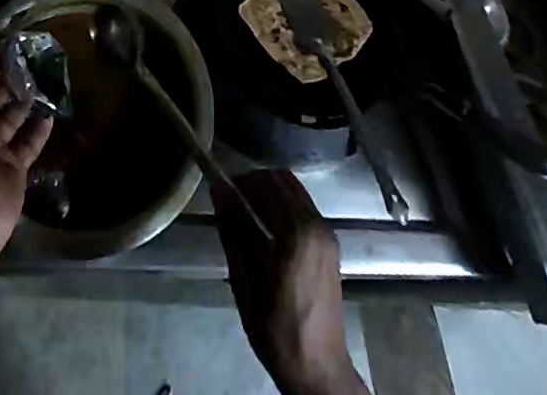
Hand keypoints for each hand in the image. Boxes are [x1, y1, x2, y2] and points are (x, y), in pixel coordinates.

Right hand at [214, 170, 369, 394]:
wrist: (318, 367)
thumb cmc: (275, 329)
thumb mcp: (244, 280)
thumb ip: (233, 229)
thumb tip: (218, 189)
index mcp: (296, 234)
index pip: (262, 185)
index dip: (236, 181)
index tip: (217, 186)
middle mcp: (315, 224)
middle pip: (280, 179)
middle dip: (252, 181)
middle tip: (228, 197)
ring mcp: (326, 231)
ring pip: (293, 188)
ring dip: (267, 189)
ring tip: (244, 208)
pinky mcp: (329, 240)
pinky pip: (302, 203)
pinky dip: (282, 200)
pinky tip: (265, 221)